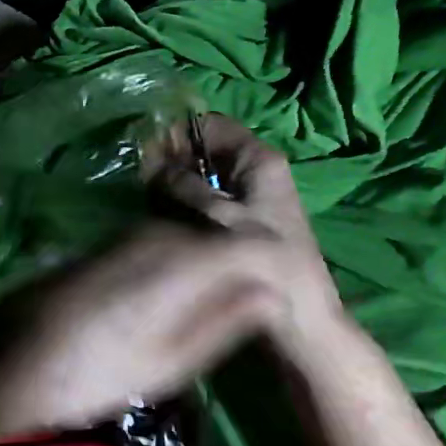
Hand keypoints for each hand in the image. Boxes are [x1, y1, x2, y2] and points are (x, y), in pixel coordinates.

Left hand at [0, 223, 284, 438]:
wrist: (14, 366)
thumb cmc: (95, 377)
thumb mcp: (168, 363)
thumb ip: (223, 323)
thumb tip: (274, 295)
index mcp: (179, 264)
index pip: (247, 244)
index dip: (271, 265)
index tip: (282, 296)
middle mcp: (157, 236)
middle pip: (219, 236)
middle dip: (243, 263)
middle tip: (254, 304)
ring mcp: (128, 236)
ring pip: (191, 237)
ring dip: (211, 263)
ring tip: (217, 305)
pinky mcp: (109, 244)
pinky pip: (162, 243)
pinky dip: (179, 264)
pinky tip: (173, 297)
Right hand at [147, 114, 343, 344]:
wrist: (302, 319)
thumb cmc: (268, 264)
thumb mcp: (220, 220)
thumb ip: (185, 187)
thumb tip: (152, 163)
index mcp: (259, 161)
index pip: (211, 125)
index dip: (177, 134)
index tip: (147, 154)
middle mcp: (257, 172)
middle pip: (205, 151)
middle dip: (172, 161)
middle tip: (143, 181)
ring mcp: (250, 199)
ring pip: (203, 177)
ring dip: (176, 186)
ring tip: (149, 201)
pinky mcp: (243, 223)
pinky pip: (206, 201)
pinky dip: (185, 205)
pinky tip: (166, 221)